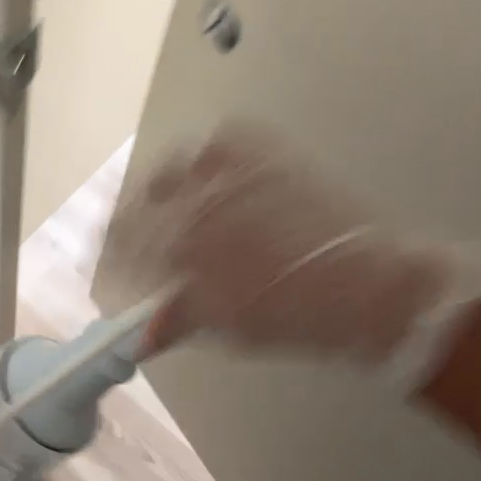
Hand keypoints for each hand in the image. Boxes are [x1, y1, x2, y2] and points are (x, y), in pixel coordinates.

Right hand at [115, 125, 480, 386]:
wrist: (368, 286)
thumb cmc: (293, 314)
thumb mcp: (225, 325)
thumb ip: (175, 320)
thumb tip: (142, 337)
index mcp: (182, 241)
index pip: (126, 239)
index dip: (113, 252)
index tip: (111, 262)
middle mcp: (199, 197)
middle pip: (144, 197)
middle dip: (133, 216)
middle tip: (138, 235)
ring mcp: (234, 171)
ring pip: (177, 165)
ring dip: (165, 185)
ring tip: (171, 203)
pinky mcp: (267, 154)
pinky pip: (223, 143)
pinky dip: (210, 155)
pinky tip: (212, 174)